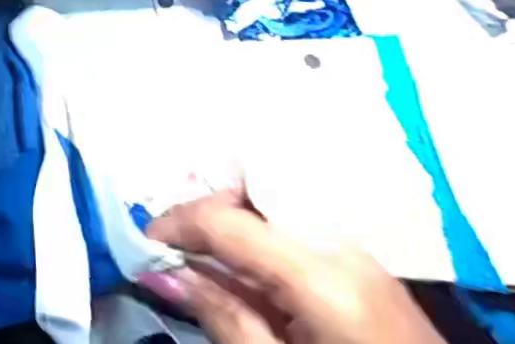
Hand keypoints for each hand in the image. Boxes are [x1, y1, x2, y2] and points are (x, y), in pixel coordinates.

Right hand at [137, 190, 444, 343]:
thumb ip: (224, 317)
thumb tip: (166, 272)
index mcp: (322, 274)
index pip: (226, 219)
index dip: (175, 225)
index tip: (142, 246)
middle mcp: (342, 247)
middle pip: (250, 197)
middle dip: (203, 217)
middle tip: (171, 253)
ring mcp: (363, 257)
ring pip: (272, 209)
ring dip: (230, 226)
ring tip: (204, 263)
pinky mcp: (371, 274)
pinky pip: (297, 233)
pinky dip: (261, 241)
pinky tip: (248, 275)